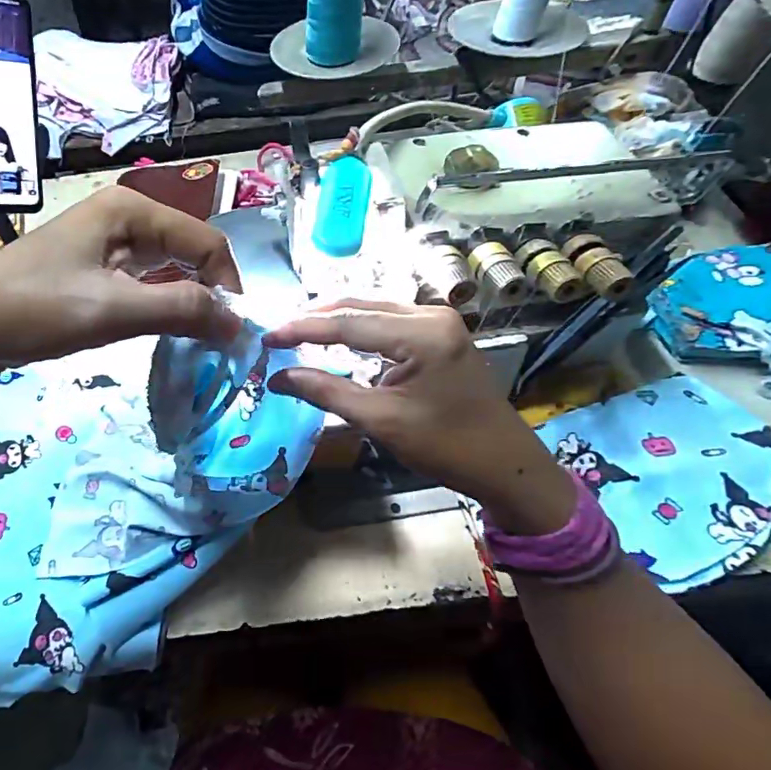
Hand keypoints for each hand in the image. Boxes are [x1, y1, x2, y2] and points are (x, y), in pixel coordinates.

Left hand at [0, 187, 242, 370]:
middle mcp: (125, 216)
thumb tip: (238, 324)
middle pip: (192, 251)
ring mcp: (109, 241)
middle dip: (211, 292)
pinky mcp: (97, 267)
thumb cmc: (36, 308)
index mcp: (132, 209)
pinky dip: (164, 304)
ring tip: (199, 339)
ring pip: (171, 268)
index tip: (233, 332)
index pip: (208, 242)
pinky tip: (166, 329)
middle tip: (219, 339)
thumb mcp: (114, 309)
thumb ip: (181, 311)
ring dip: (189, 300)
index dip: (228, 285)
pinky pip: (148, 281)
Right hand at [263, 300, 579, 534]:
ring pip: (375, 310)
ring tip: (299, 333)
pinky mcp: (441, 334)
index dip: (303, 329)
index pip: (348, 323)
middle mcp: (432, 315)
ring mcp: (440, 322)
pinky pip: (390, 322)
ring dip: (337, 321)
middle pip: (361, 306)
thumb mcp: (381, 420)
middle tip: (279, 333)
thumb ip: (327, 391)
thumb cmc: (445, 446)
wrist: (503, 463)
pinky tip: (338, 339)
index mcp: (421, 333)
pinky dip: (360, 330)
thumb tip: (278, 377)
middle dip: (317, 318)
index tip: (267, 337)